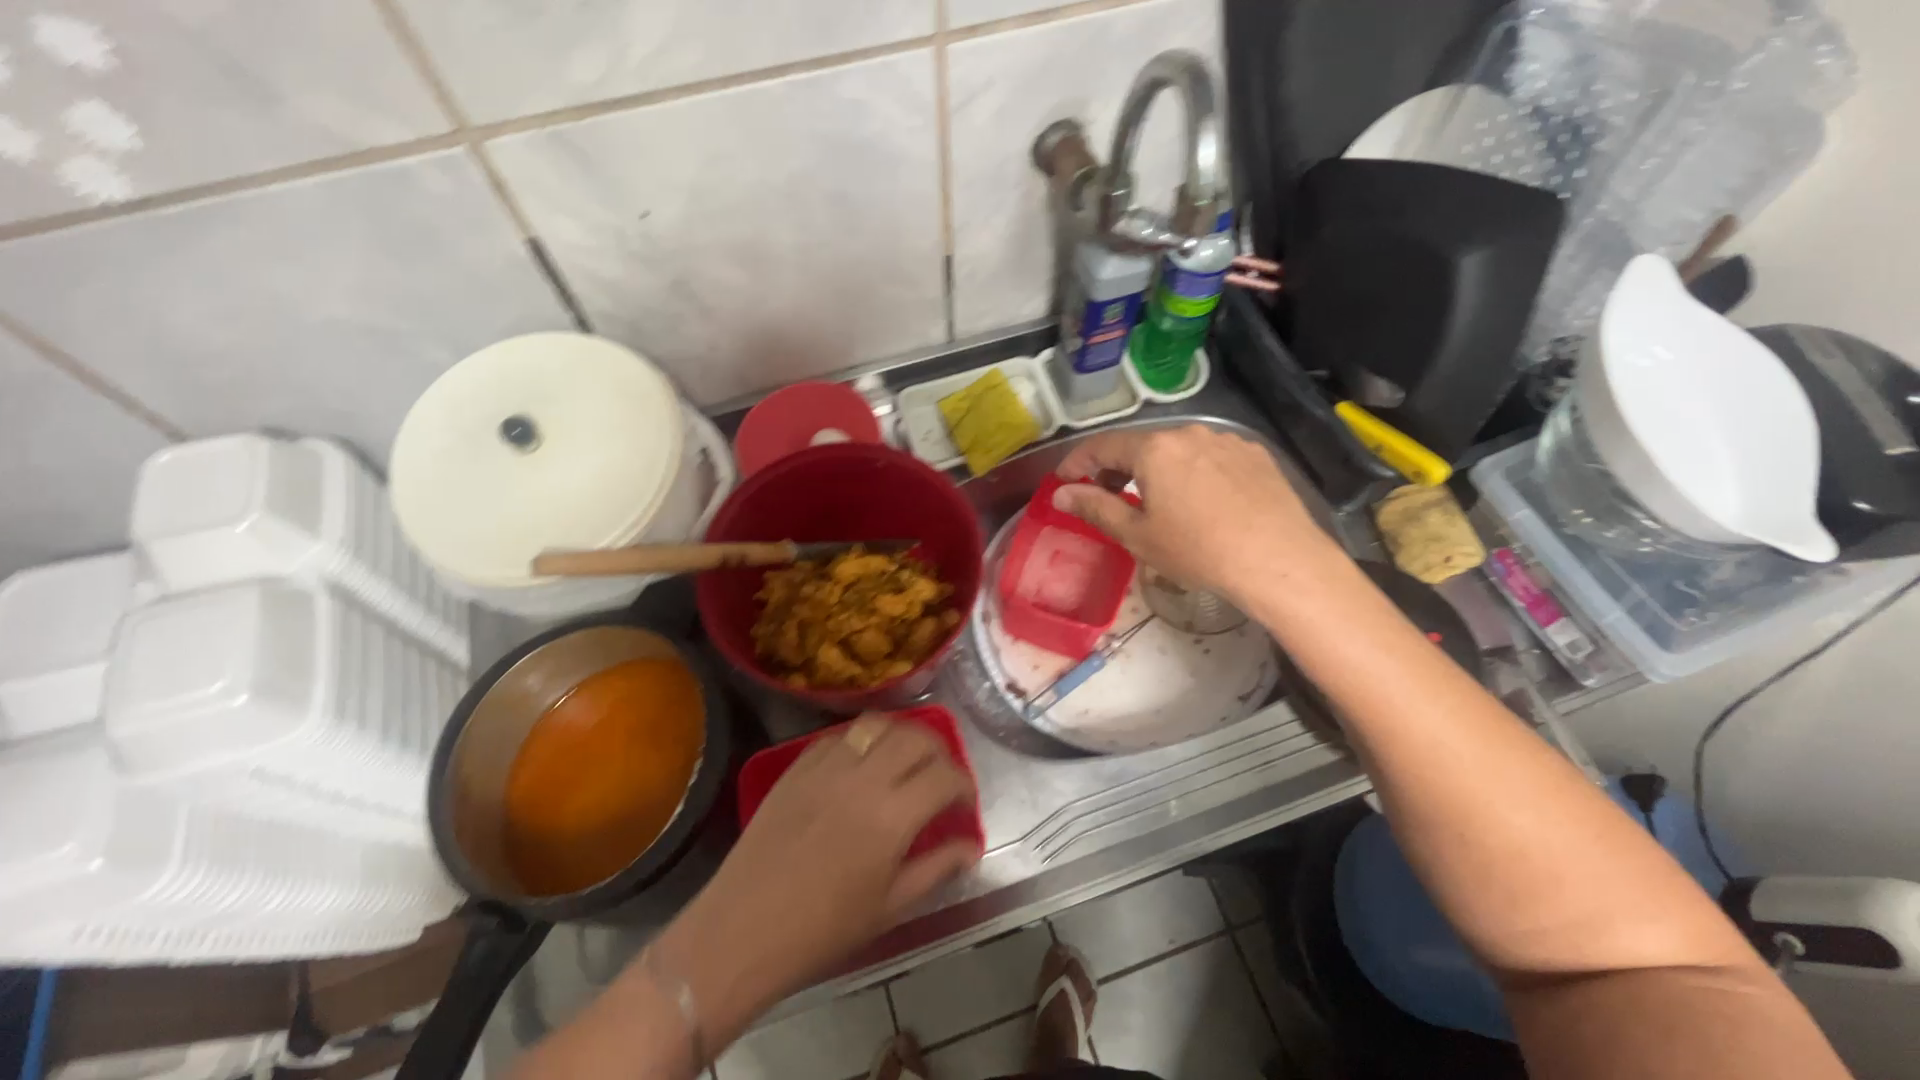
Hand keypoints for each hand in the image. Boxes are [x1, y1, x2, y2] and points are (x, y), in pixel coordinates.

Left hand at [652, 716, 978, 1029]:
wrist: (744, 931)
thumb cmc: (823, 930)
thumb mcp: (892, 907)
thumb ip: (937, 868)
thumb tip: (970, 845)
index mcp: (892, 816)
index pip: (945, 776)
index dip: (964, 785)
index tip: (964, 804)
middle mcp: (862, 779)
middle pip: (915, 737)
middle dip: (939, 751)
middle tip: (941, 777)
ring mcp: (824, 768)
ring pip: (876, 725)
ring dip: (901, 736)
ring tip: (905, 761)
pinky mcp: (795, 768)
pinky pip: (837, 737)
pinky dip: (860, 741)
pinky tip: (861, 765)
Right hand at [1053, 425, 1338, 605]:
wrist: (1279, 560)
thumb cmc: (1199, 551)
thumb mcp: (1137, 535)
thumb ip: (1095, 508)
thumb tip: (1061, 494)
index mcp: (1154, 448)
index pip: (1102, 446)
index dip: (1077, 463)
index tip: (1063, 482)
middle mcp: (1190, 433)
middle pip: (1142, 446)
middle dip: (1118, 469)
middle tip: (1106, 497)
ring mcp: (1227, 441)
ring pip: (1179, 451)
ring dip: (1158, 471)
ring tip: (1156, 503)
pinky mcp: (1256, 455)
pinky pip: (1212, 458)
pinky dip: (1194, 474)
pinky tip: (1201, 504)